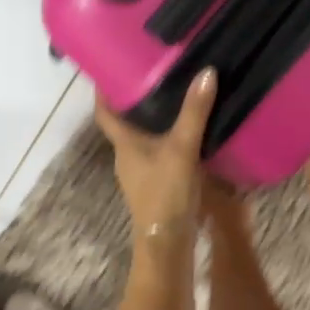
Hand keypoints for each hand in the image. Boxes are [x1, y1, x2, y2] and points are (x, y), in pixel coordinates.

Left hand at [96, 69, 216, 244]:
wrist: (167, 241)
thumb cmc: (165, 192)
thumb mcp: (182, 147)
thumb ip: (194, 111)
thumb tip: (207, 71)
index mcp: (123, 143)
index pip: (104, 112)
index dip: (103, 90)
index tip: (109, 68)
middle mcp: (126, 155)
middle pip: (125, 122)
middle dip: (136, 98)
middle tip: (156, 72)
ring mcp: (140, 171)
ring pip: (142, 137)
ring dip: (153, 118)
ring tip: (175, 94)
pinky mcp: (155, 182)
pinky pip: (157, 150)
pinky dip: (166, 136)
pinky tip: (187, 130)